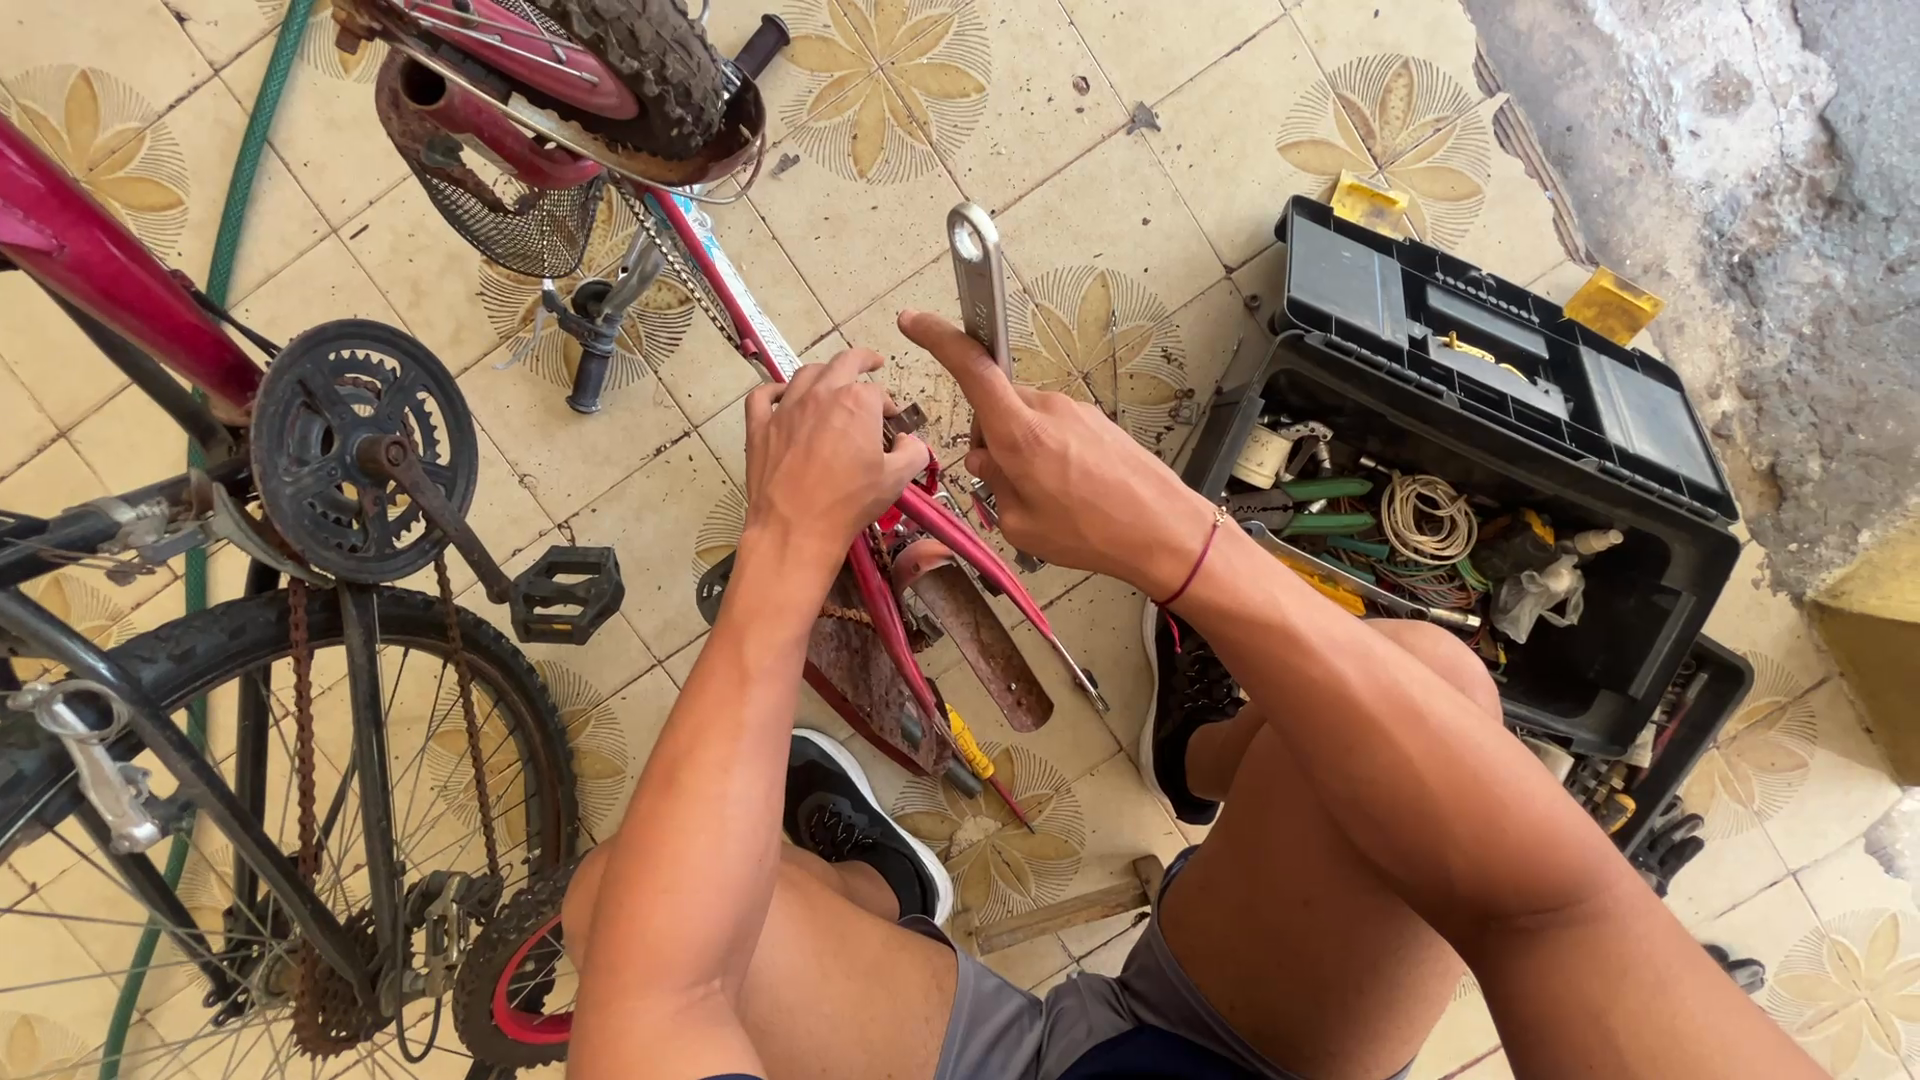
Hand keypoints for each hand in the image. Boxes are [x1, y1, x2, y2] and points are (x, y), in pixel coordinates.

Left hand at [742, 348, 928, 569]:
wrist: (796, 527)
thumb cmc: (849, 502)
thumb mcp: (896, 479)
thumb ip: (913, 452)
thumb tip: (909, 442)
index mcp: (857, 402)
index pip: (878, 392)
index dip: (888, 406)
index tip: (890, 423)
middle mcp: (820, 394)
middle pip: (843, 363)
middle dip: (861, 360)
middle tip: (870, 362)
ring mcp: (786, 408)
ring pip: (805, 373)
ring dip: (823, 372)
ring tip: (831, 379)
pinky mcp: (760, 426)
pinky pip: (763, 396)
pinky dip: (773, 390)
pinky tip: (781, 394)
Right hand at [898, 309, 1217, 599]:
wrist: (1163, 530)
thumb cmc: (1092, 534)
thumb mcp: (1020, 525)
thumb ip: (994, 486)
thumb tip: (986, 461)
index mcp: (1020, 433)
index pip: (971, 368)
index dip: (937, 338)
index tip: (913, 321)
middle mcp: (1046, 408)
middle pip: (996, 403)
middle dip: (989, 436)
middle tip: (1004, 482)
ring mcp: (1075, 409)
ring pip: (1025, 416)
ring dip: (1021, 446)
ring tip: (1046, 494)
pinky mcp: (1096, 419)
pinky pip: (1054, 425)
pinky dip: (1047, 450)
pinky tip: (1070, 487)